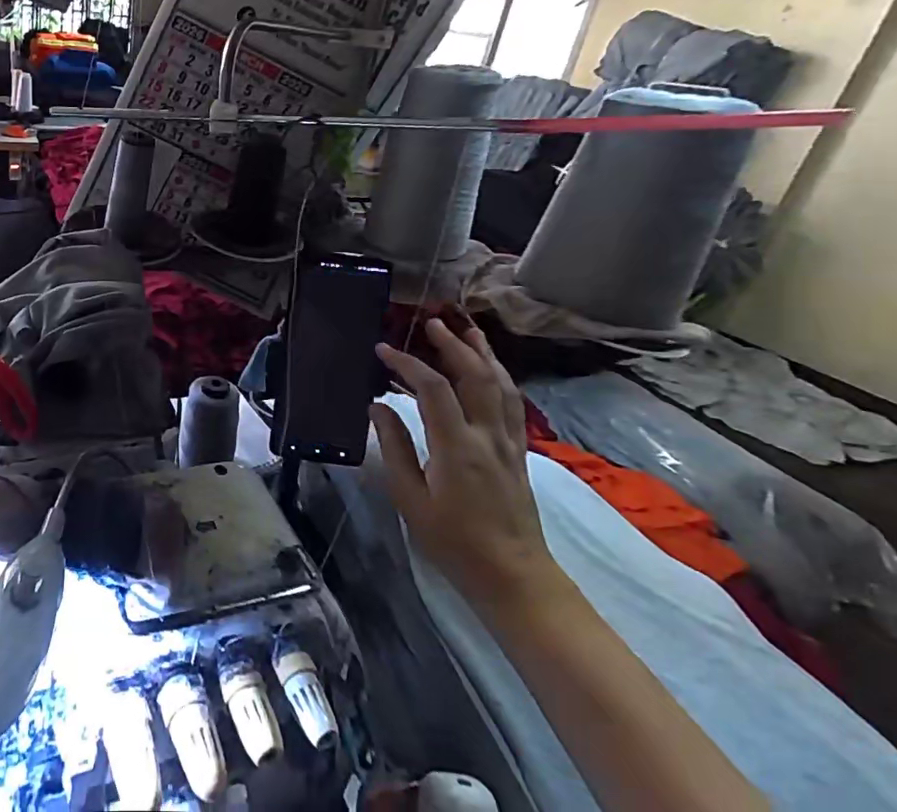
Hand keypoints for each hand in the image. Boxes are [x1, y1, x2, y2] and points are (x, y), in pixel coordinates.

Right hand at [371, 320, 559, 611]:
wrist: (512, 573)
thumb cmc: (454, 543)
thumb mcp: (412, 501)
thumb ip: (395, 450)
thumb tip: (377, 408)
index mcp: (457, 447)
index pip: (433, 388)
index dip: (408, 363)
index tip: (384, 350)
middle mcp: (488, 434)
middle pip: (475, 374)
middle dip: (453, 344)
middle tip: (432, 323)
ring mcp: (509, 439)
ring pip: (500, 382)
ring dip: (482, 352)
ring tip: (466, 330)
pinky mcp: (519, 448)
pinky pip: (511, 400)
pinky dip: (499, 375)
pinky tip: (491, 368)